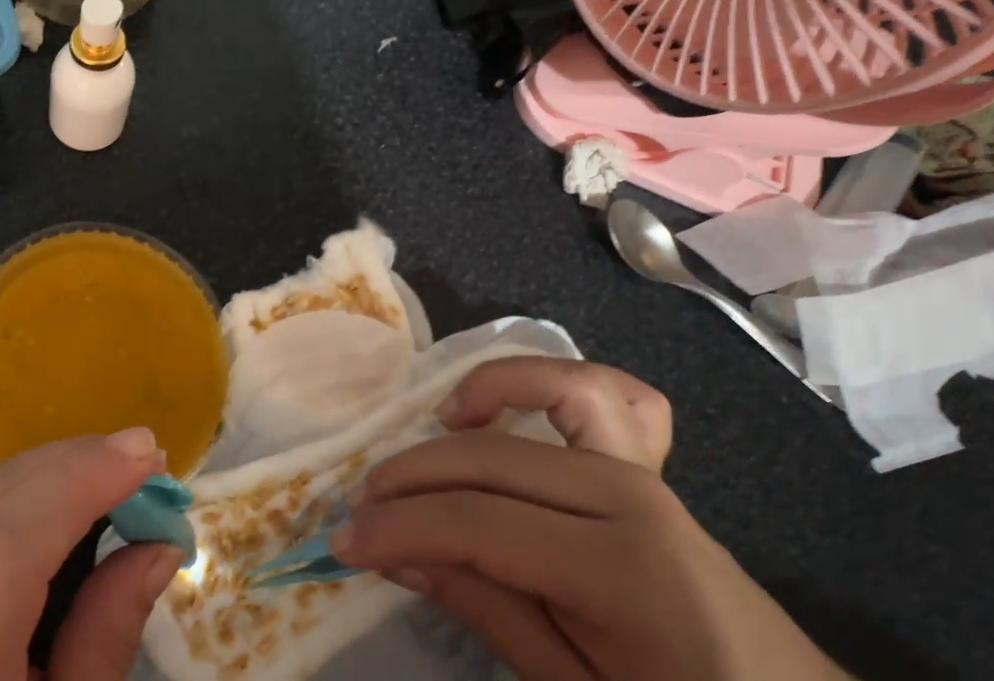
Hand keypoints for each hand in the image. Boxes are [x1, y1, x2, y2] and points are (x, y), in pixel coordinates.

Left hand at [0, 428, 184, 680]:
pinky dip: (21, 500)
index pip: (7, 544)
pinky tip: (65, 498)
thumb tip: (157, 543)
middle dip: (71, 464)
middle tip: (143, 455)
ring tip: (115, 469)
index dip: (79, 484)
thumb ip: (107, 633)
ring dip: (48, 473)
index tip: (146, 455)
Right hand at [330, 358, 849, 680]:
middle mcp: (635, 501)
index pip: (478, 524)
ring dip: (480, 395)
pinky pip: (603, 395)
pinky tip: (503, 409)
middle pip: (491, 460)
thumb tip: (397, 554)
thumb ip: (487, 612)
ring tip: (431, 424)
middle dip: (409, 479)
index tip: (343, 544)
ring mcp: (650, 473)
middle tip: (359, 510)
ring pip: (553, 393)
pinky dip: (543, 381)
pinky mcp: (650, 468)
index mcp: (624, 573)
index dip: (399, 528)